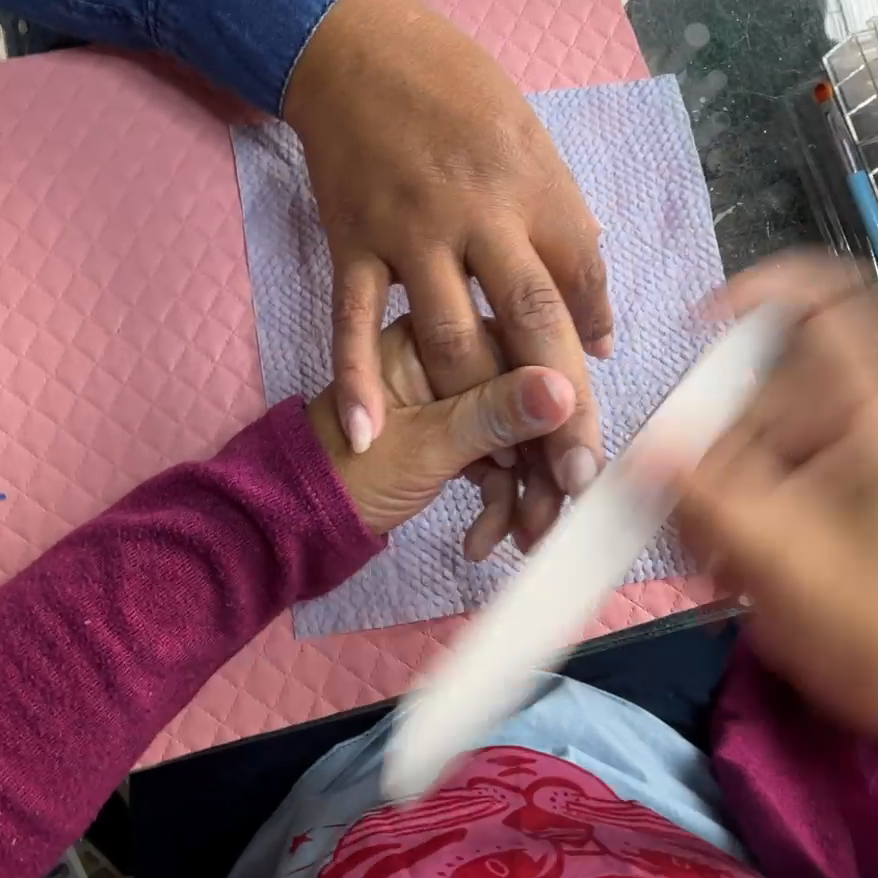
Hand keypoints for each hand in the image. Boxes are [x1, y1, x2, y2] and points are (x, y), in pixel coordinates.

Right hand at [283, 0, 611, 510]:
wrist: (355, 50)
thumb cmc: (455, 92)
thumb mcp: (532, 144)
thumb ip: (566, 232)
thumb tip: (599, 328)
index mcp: (532, 184)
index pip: (580, 283)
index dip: (594, 356)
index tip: (597, 419)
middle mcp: (478, 212)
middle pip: (528, 320)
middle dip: (555, 404)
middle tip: (572, 480)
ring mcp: (409, 230)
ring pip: (448, 334)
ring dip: (472, 408)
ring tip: (496, 472)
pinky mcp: (351, 243)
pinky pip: (354, 320)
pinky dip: (358, 380)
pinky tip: (368, 435)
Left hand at [308, 318, 577, 557]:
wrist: (298, 518)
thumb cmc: (347, 472)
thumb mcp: (425, 444)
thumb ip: (494, 414)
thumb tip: (564, 388)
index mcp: (433, 335)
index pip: (522, 358)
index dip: (558, 415)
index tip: (579, 469)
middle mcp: (448, 358)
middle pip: (524, 402)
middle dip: (541, 468)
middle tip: (549, 523)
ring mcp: (451, 398)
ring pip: (514, 437)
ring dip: (524, 493)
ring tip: (521, 541)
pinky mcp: (451, 434)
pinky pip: (493, 460)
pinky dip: (497, 499)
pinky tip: (483, 539)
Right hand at [653, 254, 877, 745]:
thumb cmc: (862, 623)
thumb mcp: (787, 561)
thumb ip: (710, 499)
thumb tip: (639, 448)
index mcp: (871, 411)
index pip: (826, 301)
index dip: (762, 292)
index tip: (697, 326)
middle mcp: (838, 413)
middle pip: (742, 376)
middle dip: (707, 438)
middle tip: (704, 510)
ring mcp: (803, 445)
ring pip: (716, 423)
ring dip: (699, 484)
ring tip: (722, 552)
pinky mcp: (776, 474)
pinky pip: (710, 458)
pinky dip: (700, 502)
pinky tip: (723, 555)